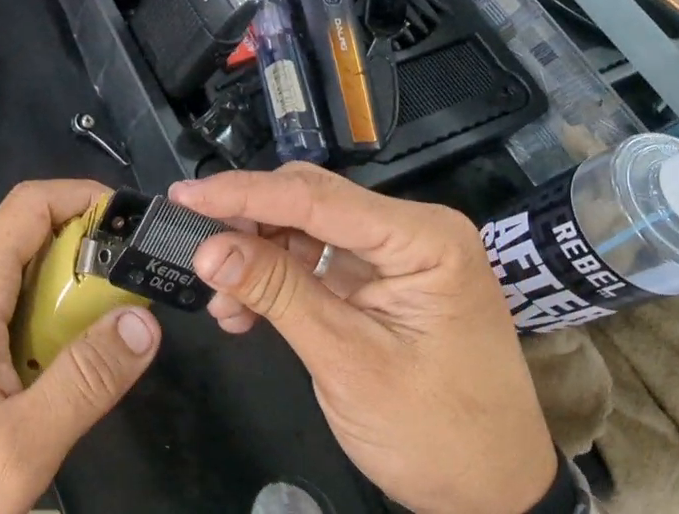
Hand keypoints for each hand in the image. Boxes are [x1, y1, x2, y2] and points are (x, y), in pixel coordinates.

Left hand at [0, 180, 160, 513]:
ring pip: (20, 277)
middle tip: (137, 294)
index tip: (134, 224)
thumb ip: (83, 381)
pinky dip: (44, 320)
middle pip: (31, 238)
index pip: (30, 204)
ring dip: (69, 292)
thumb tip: (142, 322)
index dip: (84, 197)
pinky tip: (65, 365)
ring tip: (112, 331)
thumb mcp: (16, 447)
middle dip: (88, 254)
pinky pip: (4, 309)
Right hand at [168, 164, 556, 513]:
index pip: (316, 198)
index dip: (243, 194)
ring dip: (253, 256)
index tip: (185, 195)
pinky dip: (272, 280)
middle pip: (307, 202)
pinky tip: (241, 310)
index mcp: (422, 238)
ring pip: (300, 228)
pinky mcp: (376, 281)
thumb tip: (207, 249)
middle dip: (244, 222)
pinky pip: (310, 262)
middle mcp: (408, 231)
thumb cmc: (437, 434)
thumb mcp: (349, 362)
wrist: (494, 500)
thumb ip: (278, 293)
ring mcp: (392, 256)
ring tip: (216, 295)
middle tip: (188, 239)